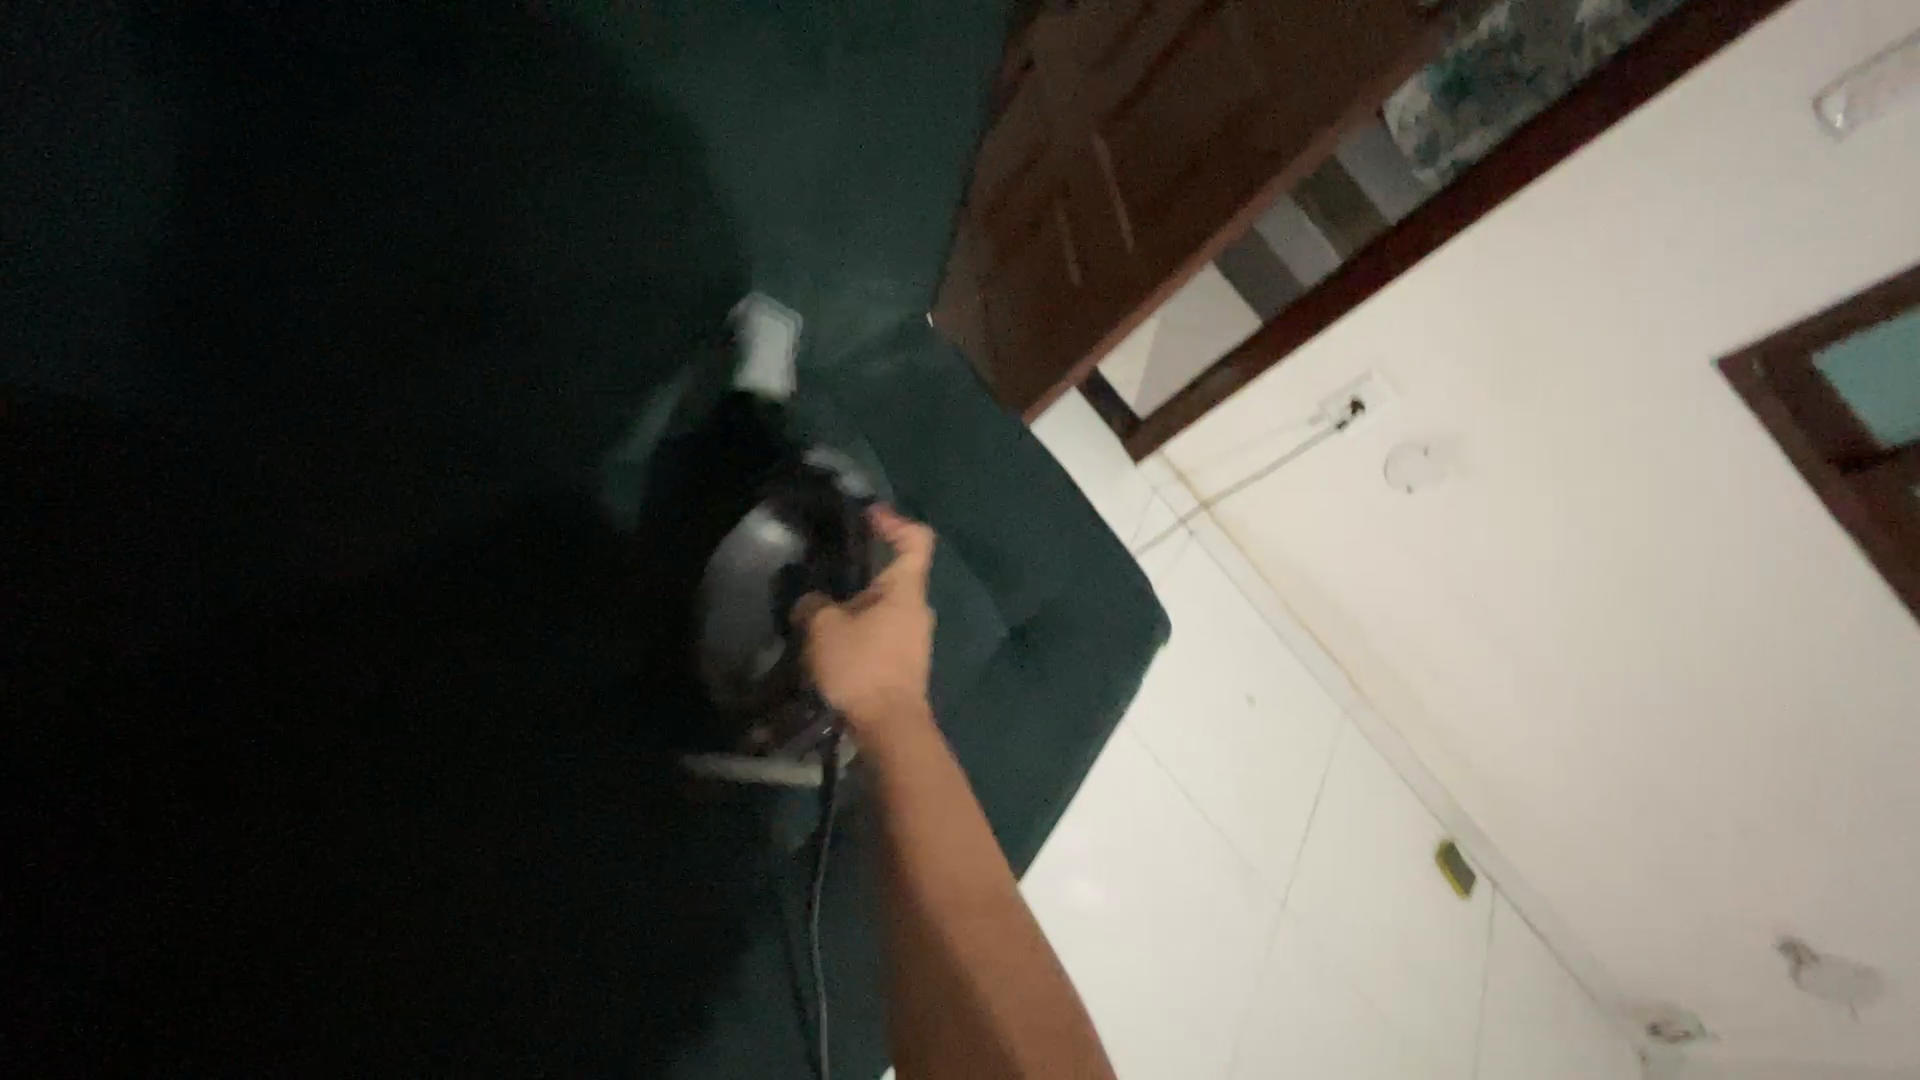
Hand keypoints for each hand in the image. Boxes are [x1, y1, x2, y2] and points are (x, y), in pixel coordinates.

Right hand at [792, 505, 935, 736]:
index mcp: (905, 589)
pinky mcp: (905, 663)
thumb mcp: (824, 628)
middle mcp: (917, 608)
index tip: (868, 517)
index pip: (916, 539)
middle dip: (862, 571)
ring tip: (820, 614)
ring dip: (856, 606)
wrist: (890, 726)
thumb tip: (811, 604)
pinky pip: (882, 632)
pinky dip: (859, 630)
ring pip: (885, 607)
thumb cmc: (862, 666)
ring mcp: (914, 637)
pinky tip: (831, 644)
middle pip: (895, 575)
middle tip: (827, 573)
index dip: (895, 521)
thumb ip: (813, 605)